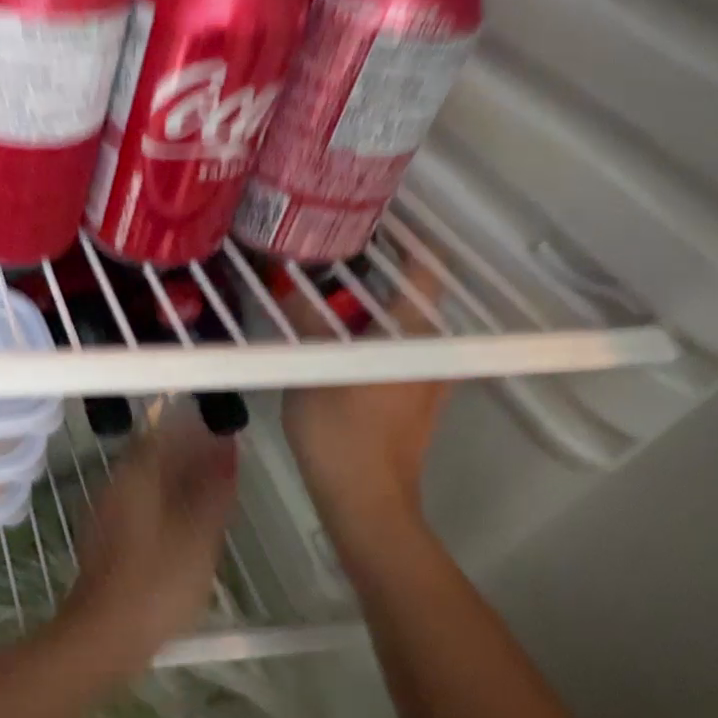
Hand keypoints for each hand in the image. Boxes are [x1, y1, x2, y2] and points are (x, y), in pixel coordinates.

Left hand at [57, 407, 238, 677]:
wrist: (105, 634)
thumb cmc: (156, 584)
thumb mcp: (198, 536)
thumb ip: (214, 490)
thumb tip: (228, 447)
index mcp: (135, 476)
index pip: (165, 433)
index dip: (195, 429)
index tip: (226, 429)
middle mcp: (116, 485)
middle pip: (154, 454)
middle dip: (190, 451)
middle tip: (228, 457)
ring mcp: (108, 511)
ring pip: (148, 480)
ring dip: (180, 476)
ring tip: (217, 485)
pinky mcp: (108, 537)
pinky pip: (142, 503)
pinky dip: (168, 501)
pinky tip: (189, 519)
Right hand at [281, 260, 450, 528]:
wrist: (366, 498)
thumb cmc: (341, 429)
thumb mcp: (311, 366)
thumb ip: (303, 320)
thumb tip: (286, 282)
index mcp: (415, 332)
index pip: (421, 268)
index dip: (401, 239)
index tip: (366, 219)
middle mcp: (431, 347)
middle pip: (401, 294)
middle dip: (362, 274)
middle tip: (317, 256)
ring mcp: (426, 376)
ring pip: (393, 324)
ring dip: (359, 308)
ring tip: (314, 294)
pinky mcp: (412, 398)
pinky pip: (389, 349)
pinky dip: (362, 336)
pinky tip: (326, 340)